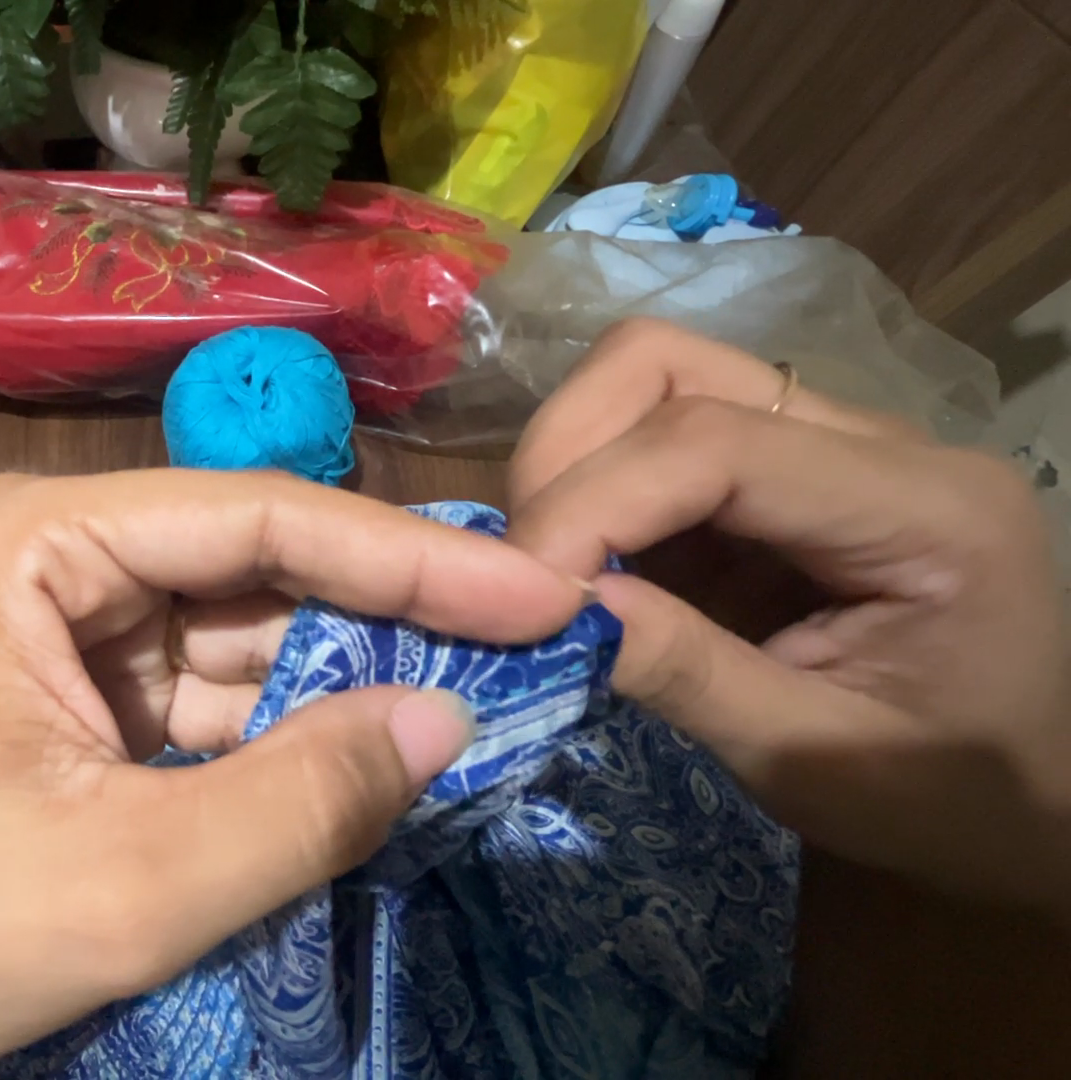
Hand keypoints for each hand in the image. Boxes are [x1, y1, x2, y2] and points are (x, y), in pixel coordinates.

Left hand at [0, 470, 587, 1079]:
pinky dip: (303, 713)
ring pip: (250, 619)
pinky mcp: (101, 676)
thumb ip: (304, 800)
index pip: (247, 518)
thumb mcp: (135, 881)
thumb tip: (450, 718)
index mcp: (35, 540)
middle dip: (388, 604)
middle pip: (255, 558)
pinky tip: (384, 733)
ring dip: (355, 663)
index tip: (537, 587)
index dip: (401, 554)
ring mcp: (80, 609)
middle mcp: (59, 548)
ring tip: (486, 686)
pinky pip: (224, 678)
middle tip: (536, 632)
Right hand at [505, 319, 1070, 912]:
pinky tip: (581, 560)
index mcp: (918, 507)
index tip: (520, 593)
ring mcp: (802, 444)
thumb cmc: (941, 795)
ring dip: (559, 465)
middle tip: (528, 564)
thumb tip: (549, 607)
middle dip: (560, 458)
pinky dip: (574, 489)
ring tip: (551, 561)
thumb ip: (684, 674)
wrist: (1013, 797)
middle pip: (655, 367)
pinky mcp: (749, 472)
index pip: (708, 444)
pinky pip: (627, 436)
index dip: (588, 505)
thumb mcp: (815, 759)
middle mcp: (862, 441)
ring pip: (631, 383)